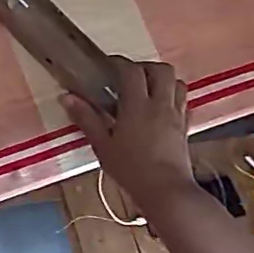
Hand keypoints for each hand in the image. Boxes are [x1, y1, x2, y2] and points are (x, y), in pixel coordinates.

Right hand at [61, 57, 197, 210]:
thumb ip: (86, 118)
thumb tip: (67, 97)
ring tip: (144, 89)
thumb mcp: (101, 145)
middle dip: (144, 66)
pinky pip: (184, 100)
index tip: (106, 64)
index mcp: (138, 107)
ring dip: (161, 79)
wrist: (165, 189)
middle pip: (161, 70)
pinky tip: (159, 107)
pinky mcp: (186, 126)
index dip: (119, 63)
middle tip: (127, 75)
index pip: (131, 71)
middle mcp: (161, 105)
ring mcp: (177, 114)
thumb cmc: (129, 168)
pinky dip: (172, 95)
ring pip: (177, 82)